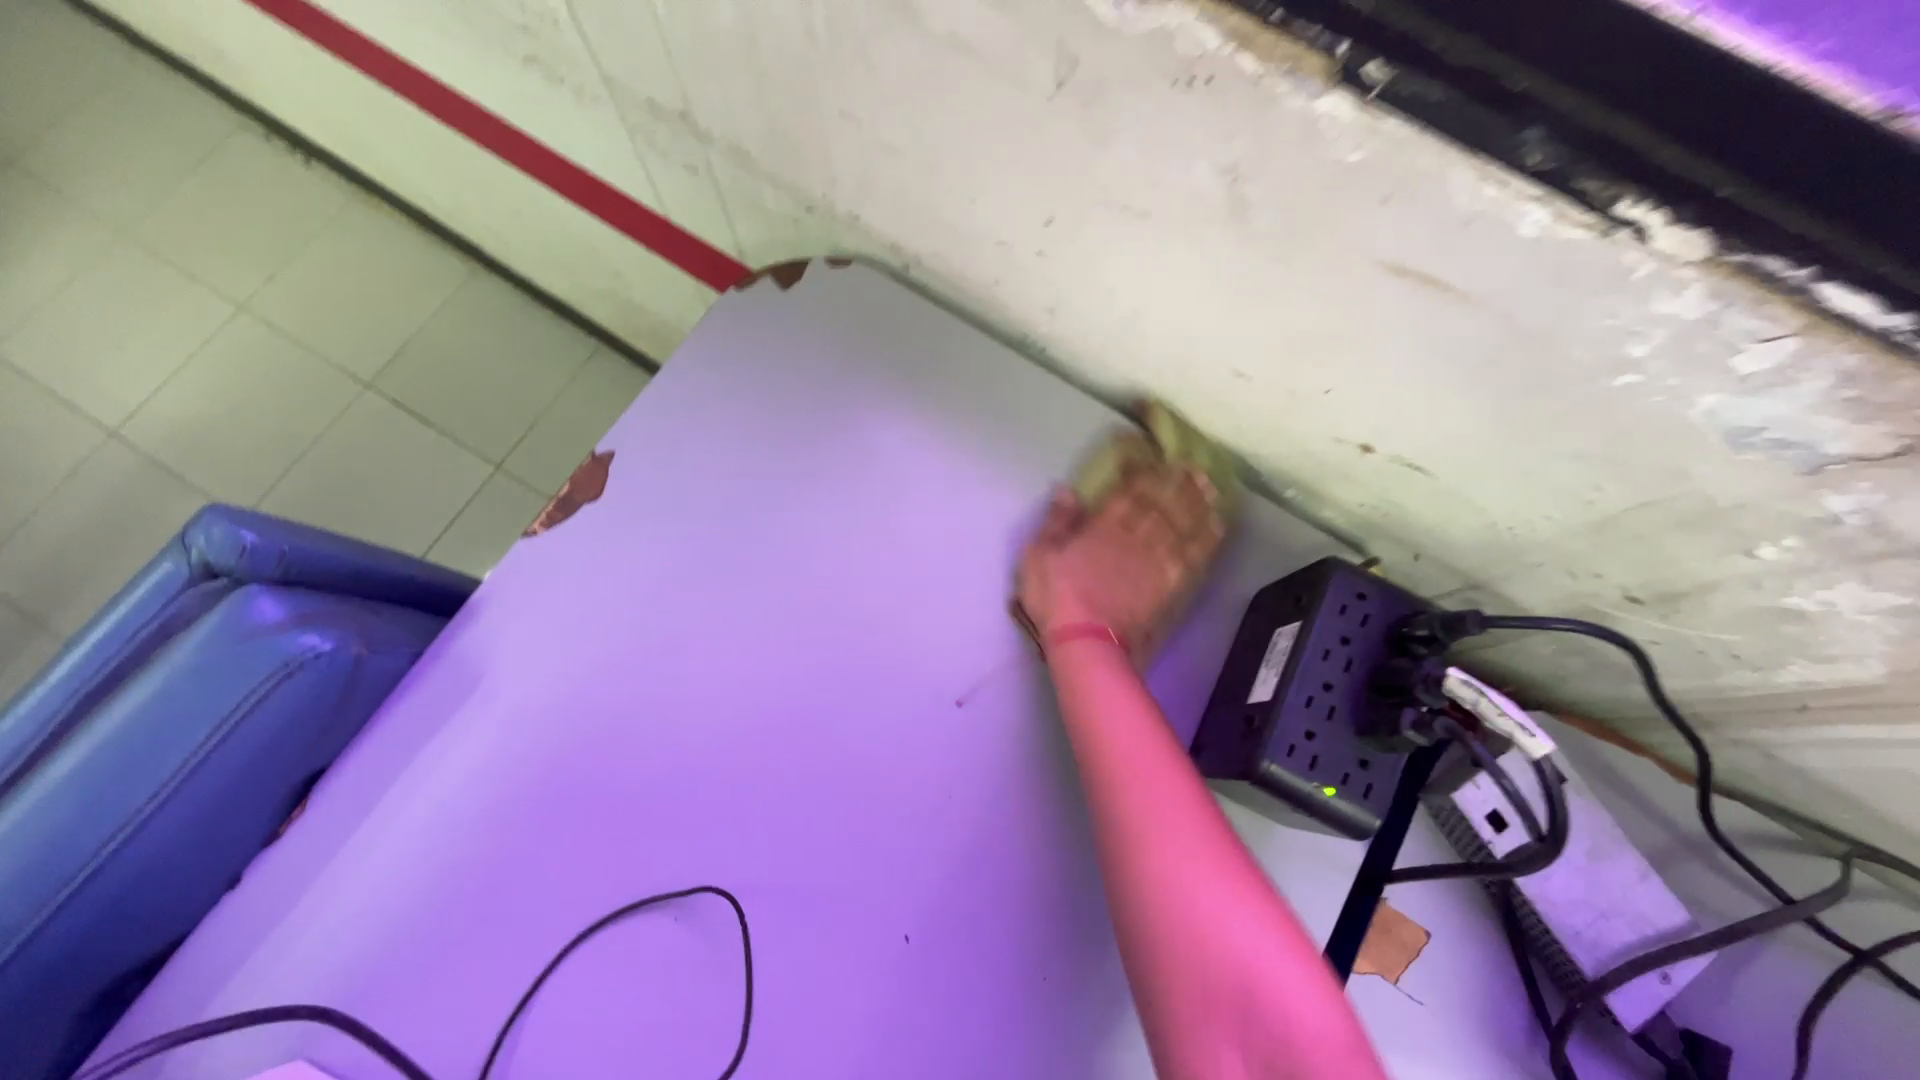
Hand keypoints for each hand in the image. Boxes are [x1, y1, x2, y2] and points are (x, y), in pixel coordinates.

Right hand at [1015, 430, 1229, 663]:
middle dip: (1178, 483)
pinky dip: (1206, 538)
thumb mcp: (1039, 555)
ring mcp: (1155, 560)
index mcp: (1103, 526)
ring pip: (1182, 523)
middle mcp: (1134, 536)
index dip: (1144, 473)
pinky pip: (1193, 555)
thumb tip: (1066, 490)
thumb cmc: (1055, 597)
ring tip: (1210, 486)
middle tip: (1194, 467)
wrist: (1085, 640)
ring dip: (1197, 503)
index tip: (1156, 458)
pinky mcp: (1169, 585)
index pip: (1129, 492)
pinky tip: (1216, 526)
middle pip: (1161, 503)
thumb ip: (1056, 521)